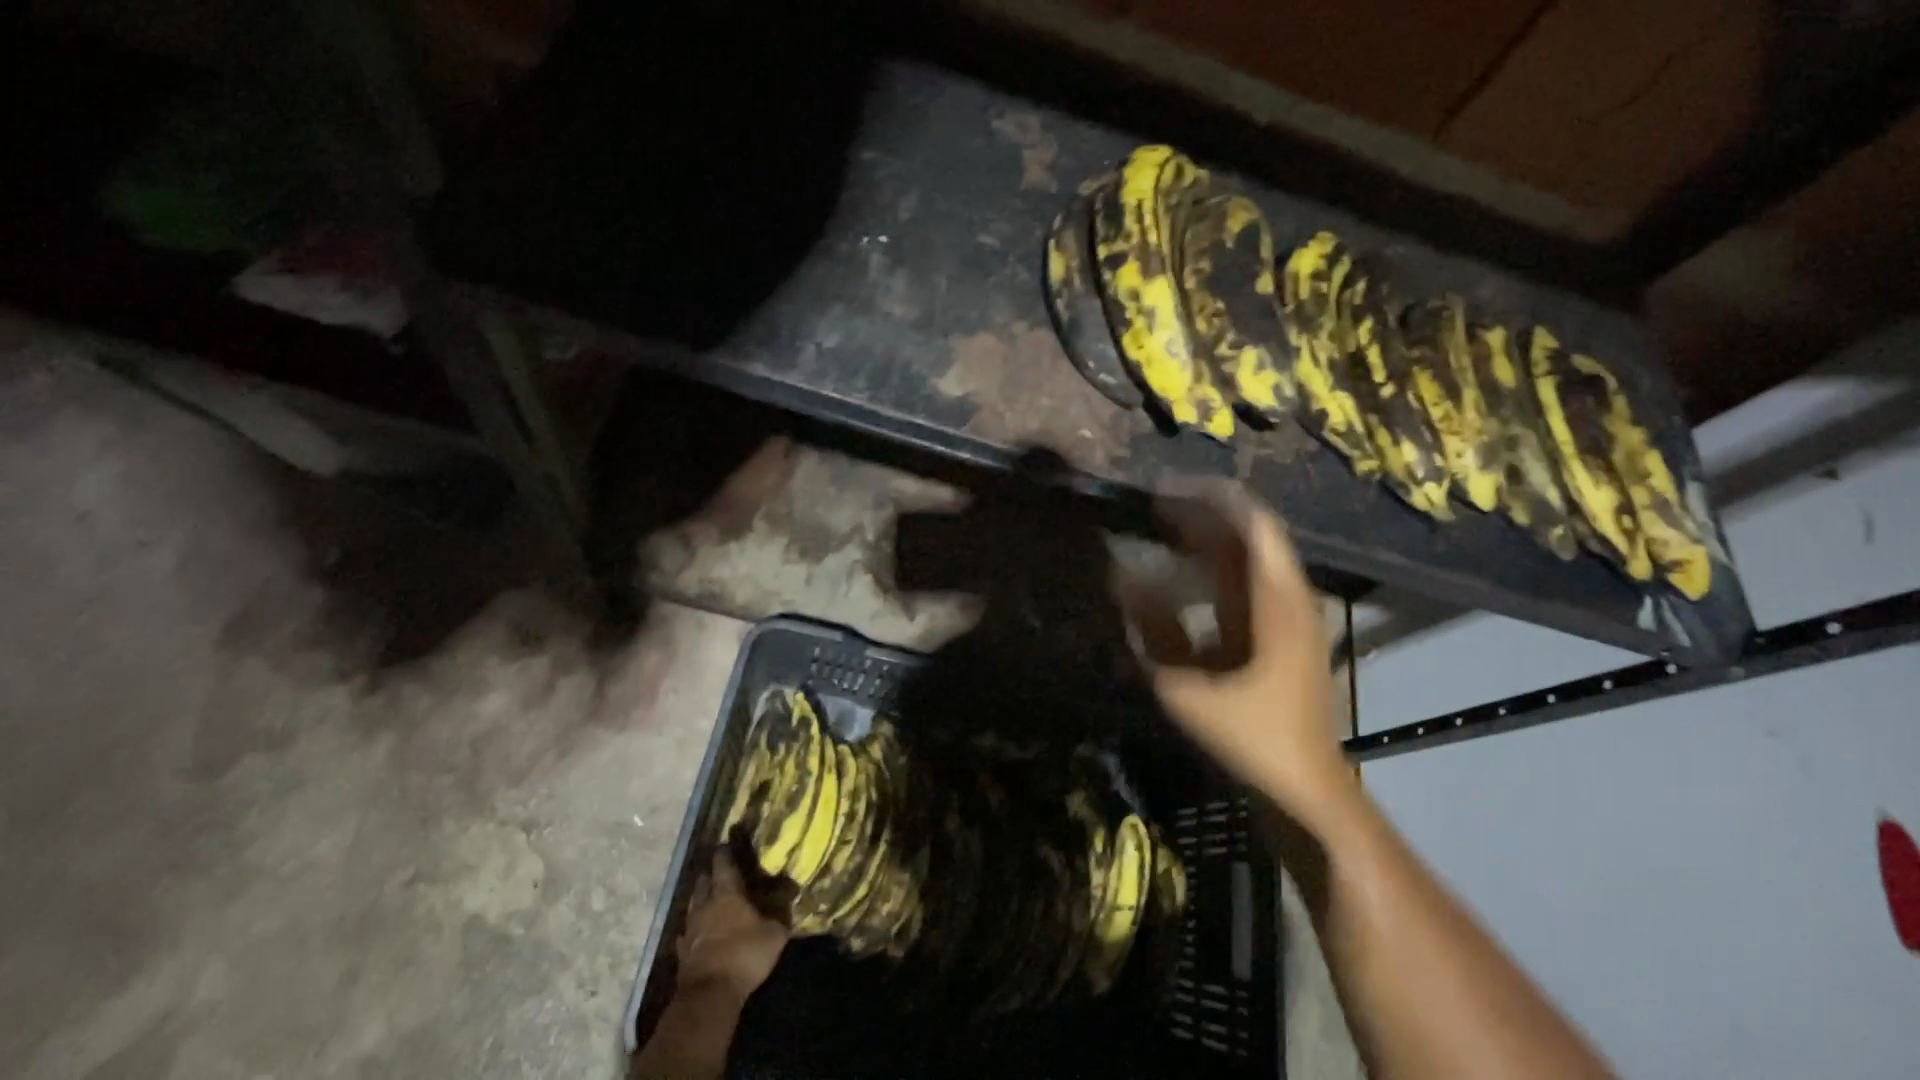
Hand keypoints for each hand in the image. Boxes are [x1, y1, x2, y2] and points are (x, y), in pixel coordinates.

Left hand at [675, 850, 789, 1000]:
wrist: (710, 992)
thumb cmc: (745, 954)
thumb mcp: (774, 934)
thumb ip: (780, 914)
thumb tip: (789, 895)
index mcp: (727, 894)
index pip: (723, 864)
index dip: (725, 852)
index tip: (727, 843)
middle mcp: (705, 904)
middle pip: (704, 881)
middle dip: (711, 874)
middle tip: (720, 872)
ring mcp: (690, 927)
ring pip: (693, 904)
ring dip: (700, 899)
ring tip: (709, 899)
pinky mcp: (682, 949)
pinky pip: (686, 931)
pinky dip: (693, 928)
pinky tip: (698, 931)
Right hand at [1114, 480, 1350, 819]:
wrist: (1305, 790)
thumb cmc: (1254, 739)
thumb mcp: (1189, 690)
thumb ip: (1152, 633)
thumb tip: (1123, 580)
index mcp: (1278, 600)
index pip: (1251, 523)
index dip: (1209, 497)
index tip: (1162, 488)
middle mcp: (1289, 599)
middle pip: (1248, 538)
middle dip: (1200, 517)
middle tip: (1151, 507)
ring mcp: (1288, 621)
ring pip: (1244, 566)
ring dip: (1203, 548)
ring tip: (1157, 536)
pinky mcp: (1279, 642)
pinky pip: (1241, 595)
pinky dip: (1207, 585)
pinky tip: (1171, 592)